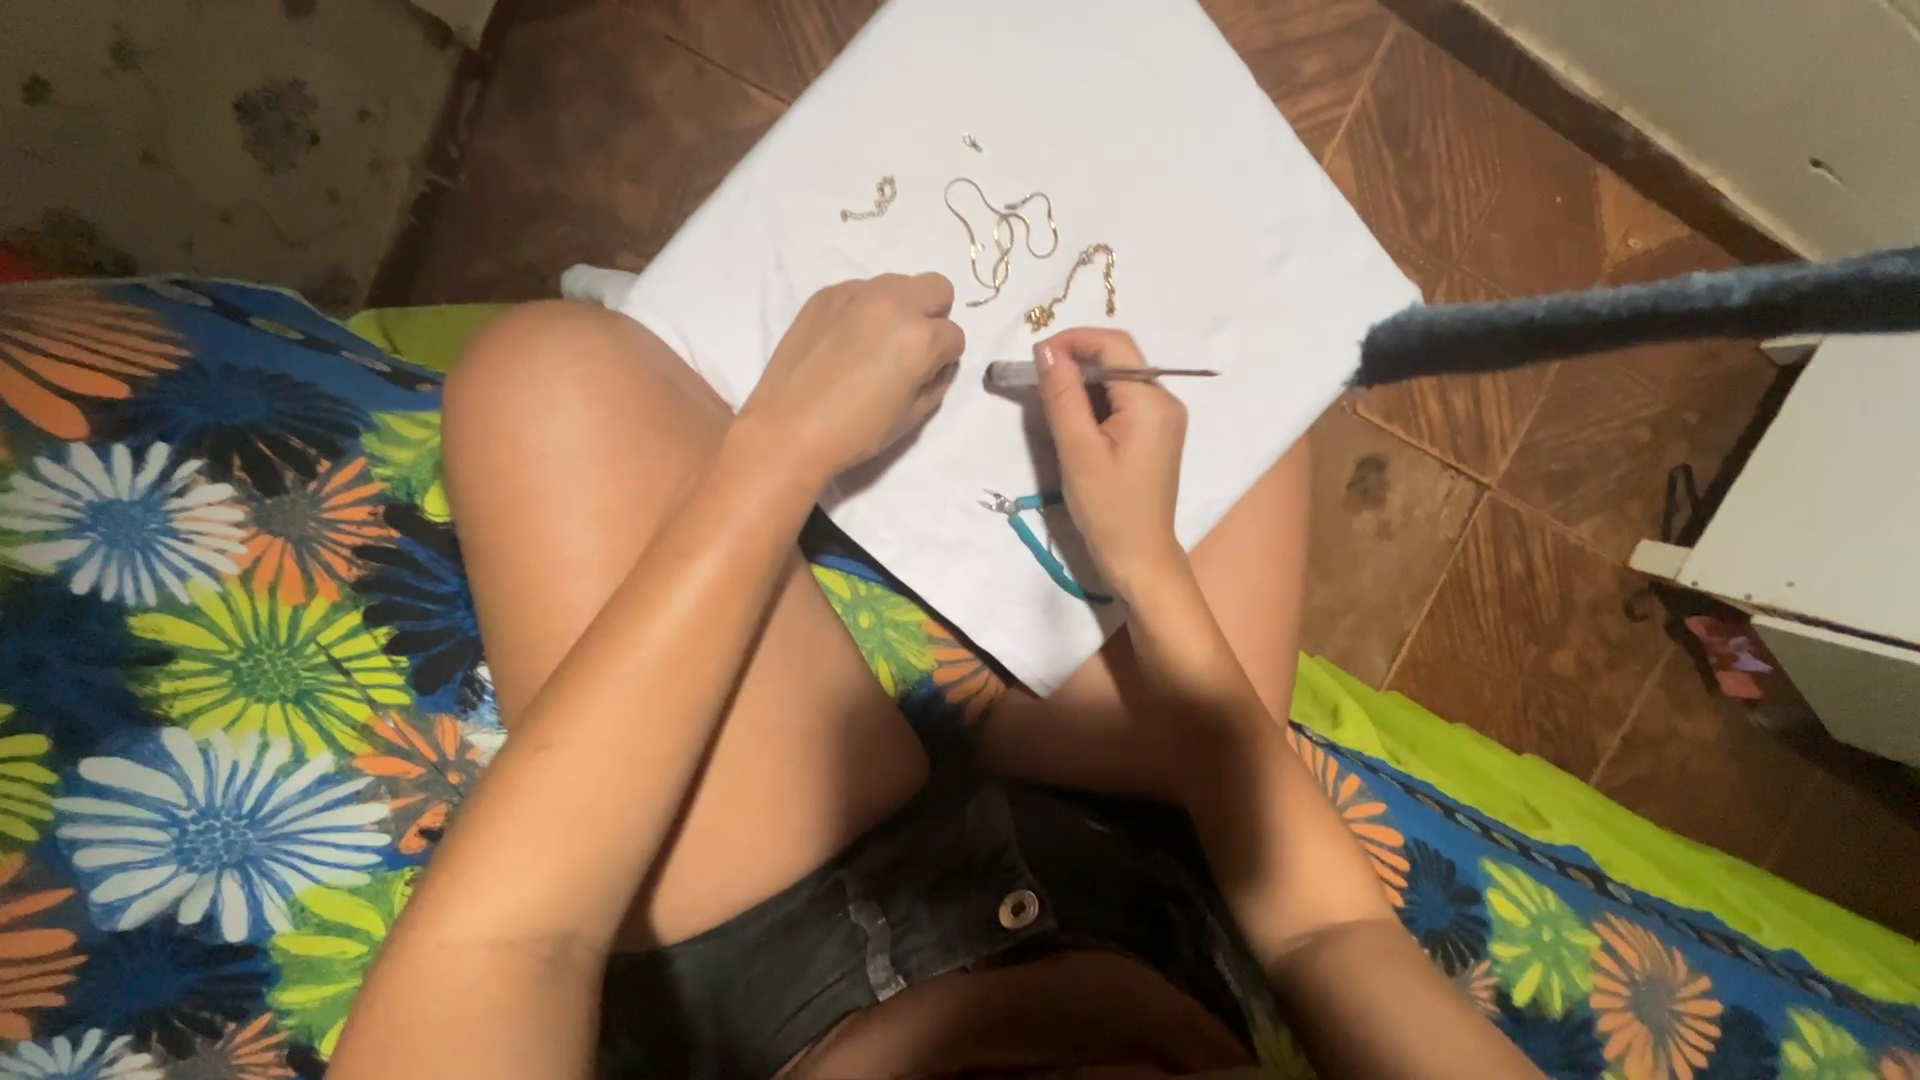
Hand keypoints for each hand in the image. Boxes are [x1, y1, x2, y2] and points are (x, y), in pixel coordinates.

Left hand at [739, 273, 964, 483]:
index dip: (944, 360)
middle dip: (932, 316)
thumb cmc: (856, 432)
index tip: (925, 375)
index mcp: (921, 337)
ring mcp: (856, 293)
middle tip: (909, 349)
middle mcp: (894, 303)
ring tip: (874, 344)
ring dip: (898, 308)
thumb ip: (936, 382)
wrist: (788, 430)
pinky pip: (861, 290)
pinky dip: (863, 310)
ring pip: (898, 283)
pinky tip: (844, 341)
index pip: (955, 335)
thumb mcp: (913, 417)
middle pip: (937, 288)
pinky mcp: (825, 294)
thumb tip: (936, 365)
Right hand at [1034, 328, 1187, 597]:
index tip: (1036, 357)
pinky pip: (1121, 402)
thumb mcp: (1078, 450)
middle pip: (1118, 359)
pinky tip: (1072, 422)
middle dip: (1075, 361)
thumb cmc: (1108, 508)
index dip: (1073, 340)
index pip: (1114, 345)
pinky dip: (1093, 402)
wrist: (1138, 556)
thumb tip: (1045, 349)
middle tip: (1036, 381)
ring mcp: (1162, 418)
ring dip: (1081, 383)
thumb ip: (1062, 396)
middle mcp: (1165, 401)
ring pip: (1117, 380)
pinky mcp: (1154, 434)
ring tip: (1049, 404)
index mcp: (1152, 401)